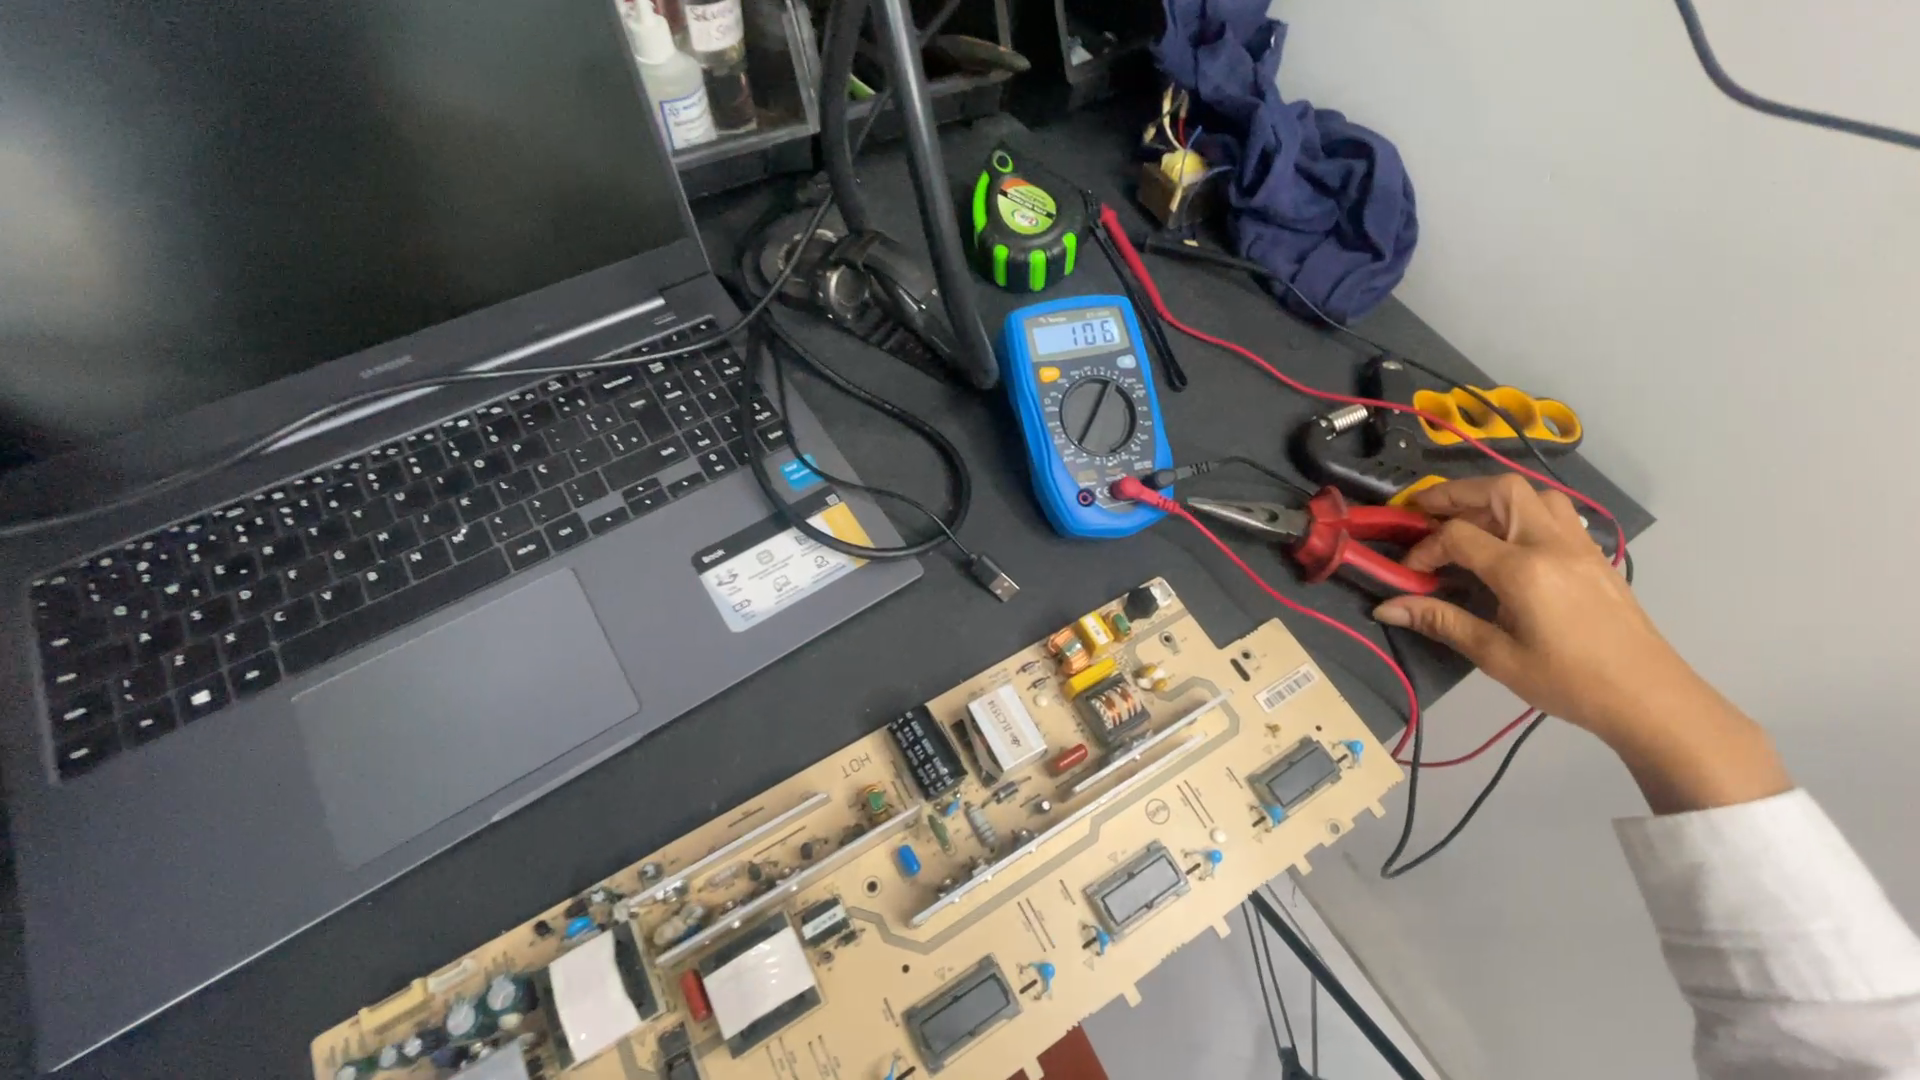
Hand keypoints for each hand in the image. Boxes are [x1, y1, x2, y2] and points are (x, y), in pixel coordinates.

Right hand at [1373, 476, 1789, 812]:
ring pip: (1535, 494)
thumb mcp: (1496, 656)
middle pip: (1501, 489)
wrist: (1652, 699)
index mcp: (1524, 570)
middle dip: (1456, 494)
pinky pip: (1556, 514)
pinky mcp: (1595, 556)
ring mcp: (1580, 546)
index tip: (1410, 573)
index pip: (1458, 534)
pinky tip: (1509, 544)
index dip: (1424, 548)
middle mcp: (1552, 545)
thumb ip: (1441, 621)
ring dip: (1495, 498)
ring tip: (1469, 524)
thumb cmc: (1569, 682)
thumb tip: (1385, 607)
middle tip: (1426, 512)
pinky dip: (1523, 513)